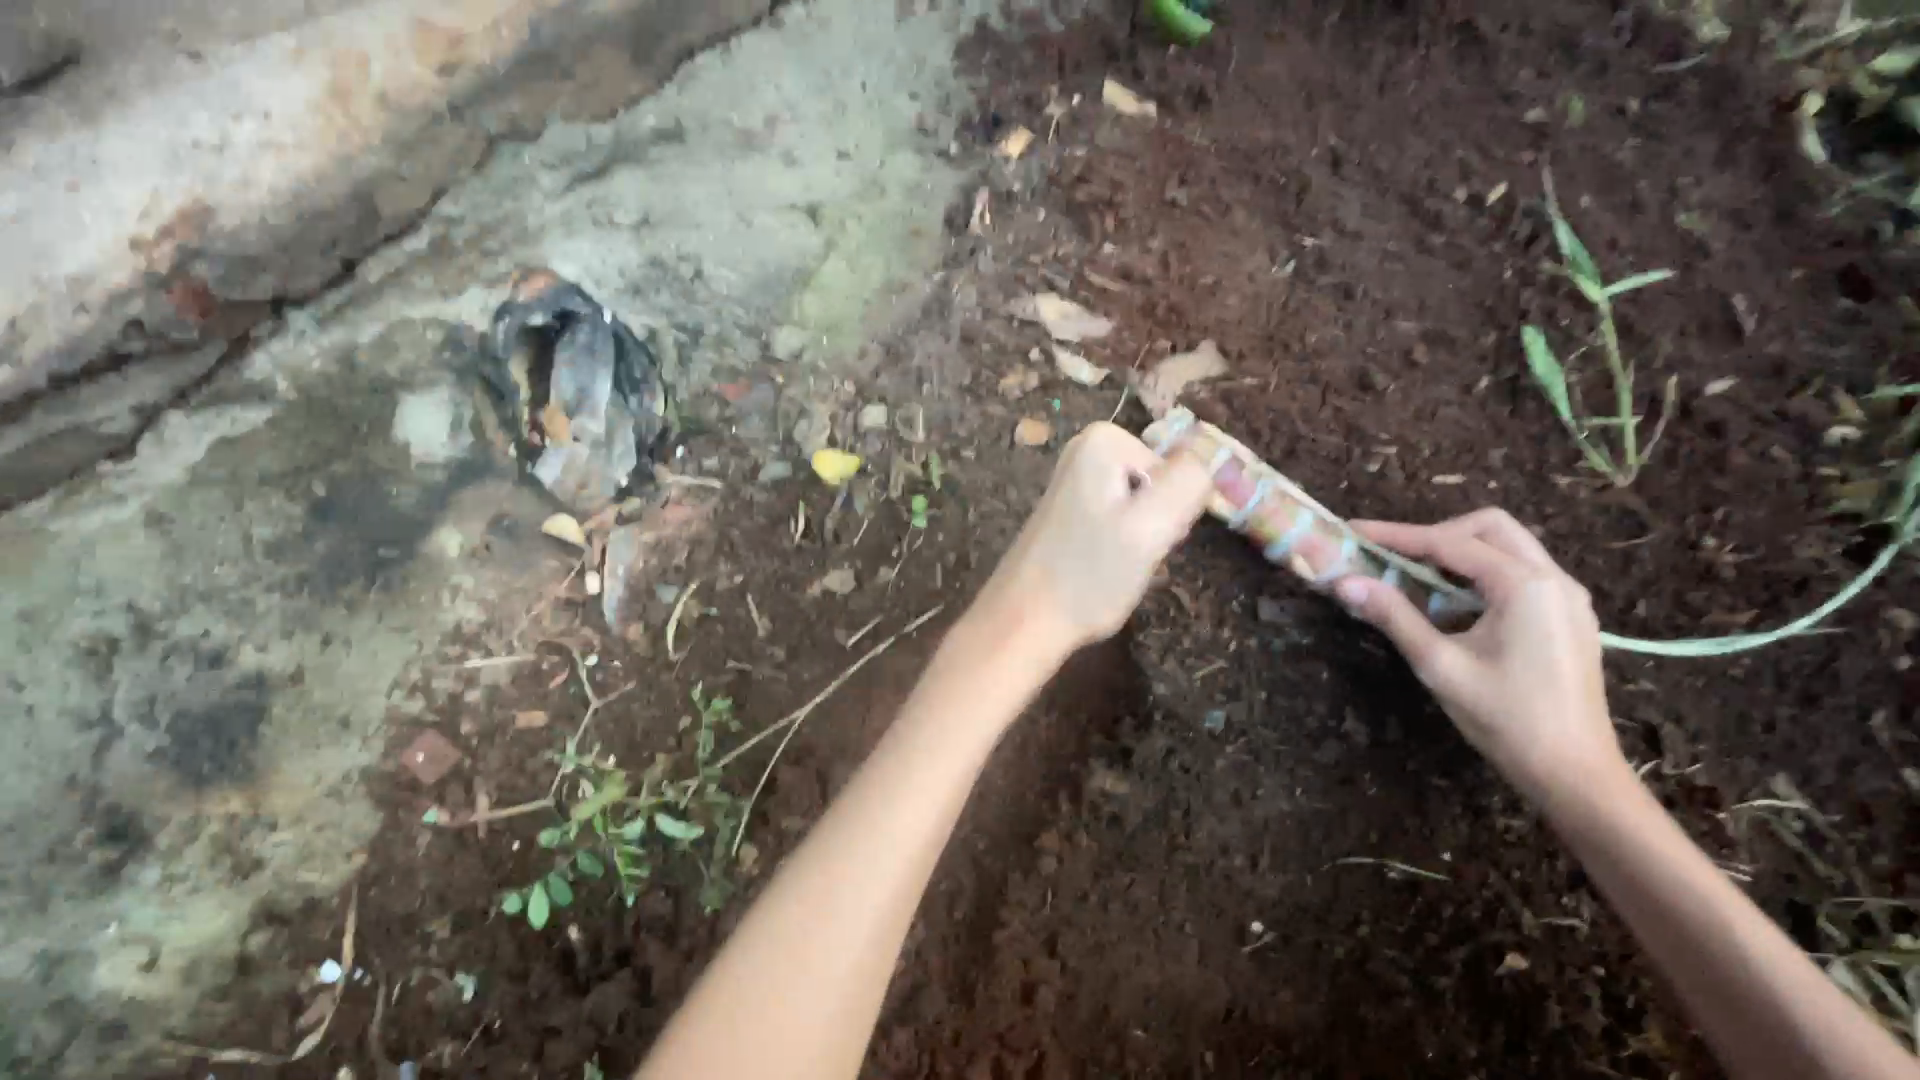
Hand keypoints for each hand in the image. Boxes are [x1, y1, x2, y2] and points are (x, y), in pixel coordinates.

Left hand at [972, 421, 1214, 656]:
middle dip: (1159, 526)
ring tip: (1116, 566)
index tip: (1149, 539)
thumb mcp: (1152, 525)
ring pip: (1148, 510)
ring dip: (1144, 542)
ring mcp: (1078, 481)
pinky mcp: (1074, 512)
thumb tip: (1215, 454)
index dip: (1175, 512)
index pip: (1185, 471)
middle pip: (1164, 486)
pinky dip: (1125, 550)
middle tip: (1130, 555)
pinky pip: (1125, 524)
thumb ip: (1191, 481)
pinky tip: (1105, 572)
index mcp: (1105, 440)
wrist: (1024, 621)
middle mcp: (1088, 448)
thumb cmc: (1089, 576)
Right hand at [1329, 509, 1624, 800]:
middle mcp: (1554, 580)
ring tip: (1417, 578)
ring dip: (1460, 553)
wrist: (1575, 774)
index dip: (1397, 536)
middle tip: (1393, 557)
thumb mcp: (1440, 666)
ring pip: (1508, 548)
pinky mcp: (1568, 618)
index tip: (1354, 532)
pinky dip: (1482, 574)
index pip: (1450, 543)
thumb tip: (1344, 583)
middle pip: (1490, 527)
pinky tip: (1455, 605)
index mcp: (1526, 586)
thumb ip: (1394, 616)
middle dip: (1436, 534)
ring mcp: (1567, 598)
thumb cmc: (1506, 720)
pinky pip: (1521, 574)